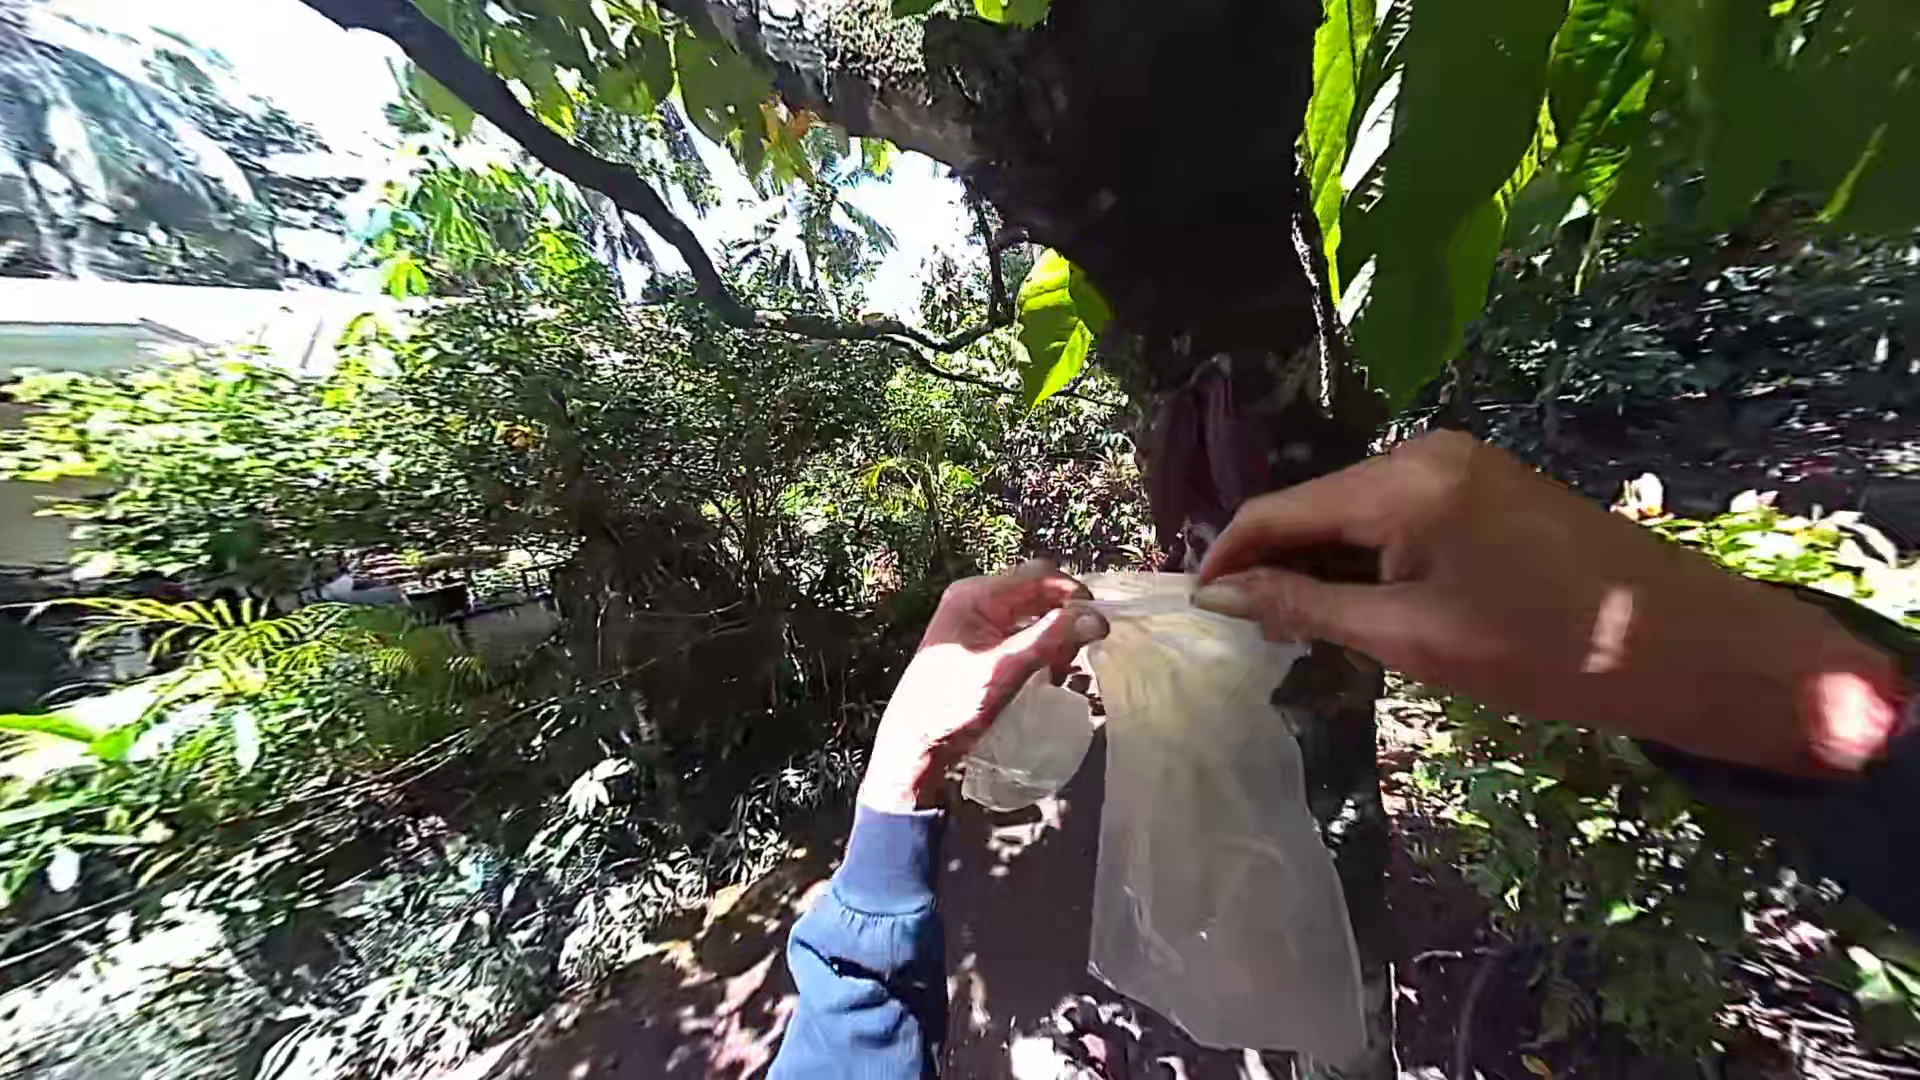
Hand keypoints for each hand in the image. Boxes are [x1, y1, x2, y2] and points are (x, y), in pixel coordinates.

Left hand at [860, 561, 1109, 811]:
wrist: (915, 742)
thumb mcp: (1005, 670)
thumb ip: (1050, 640)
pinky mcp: (982, 639)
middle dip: (1065, 617)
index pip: (1040, 575)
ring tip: (1058, 670)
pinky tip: (1046, 672)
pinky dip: (1042, 645)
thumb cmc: (951, 706)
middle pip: (1039, 591)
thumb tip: (1097, 618)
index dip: (1073, 595)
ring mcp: (978, 618)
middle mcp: (977, 598)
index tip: (1096, 627)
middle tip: (1074, 655)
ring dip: (1055, 634)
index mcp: (976, 595)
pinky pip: (1024, 629)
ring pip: (1035, 611)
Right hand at [1194, 430, 1900, 773]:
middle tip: (1248, 621)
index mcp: (1401, 485)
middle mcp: (1415, 454)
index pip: (1274, 510)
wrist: (1710, 653)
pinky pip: (1379, 513)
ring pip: (1339, 512)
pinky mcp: (1466, 478)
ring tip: (1296, 617)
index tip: (1195, 597)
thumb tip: (1213, 594)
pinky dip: (1352, 554)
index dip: (1224, 554)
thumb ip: (1297, 607)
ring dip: (1310, 562)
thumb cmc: (1549, 654)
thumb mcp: (1406, 637)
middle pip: (1305, 508)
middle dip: (1268, 563)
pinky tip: (1350, 593)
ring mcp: (1445, 461)